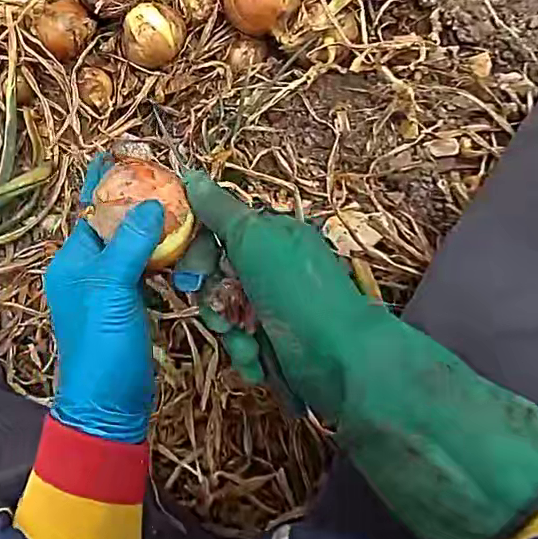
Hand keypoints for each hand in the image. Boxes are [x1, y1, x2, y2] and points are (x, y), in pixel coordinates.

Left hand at [43, 155, 163, 442]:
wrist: (108, 404)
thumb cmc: (103, 345)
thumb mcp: (112, 289)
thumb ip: (129, 246)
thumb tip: (148, 205)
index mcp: (71, 262)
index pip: (89, 212)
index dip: (103, 184)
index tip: (117, 155)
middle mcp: (84, 272)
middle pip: (111, 228)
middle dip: (136, 207)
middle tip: (165, 184)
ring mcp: (104, 291)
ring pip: (129, 250)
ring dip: (151, 234)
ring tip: (178, 214)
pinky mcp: (124, 309)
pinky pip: (141, 274)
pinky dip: (158, 263)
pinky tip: (178, 255)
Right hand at [182, 170, 537, 538]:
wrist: (347, 366)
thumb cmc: (299, 294)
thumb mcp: (254, 241)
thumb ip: (219, 209)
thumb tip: (190, 172)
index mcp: (269, 232)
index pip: (211, 231)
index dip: (196, 254)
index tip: (194, 274)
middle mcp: (268, 263)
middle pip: (211, 271)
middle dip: (210, 295)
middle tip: (222, 310)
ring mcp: (272, 301)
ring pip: (220, 306)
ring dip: (225, 326)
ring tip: (245, 340)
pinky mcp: (275, 336)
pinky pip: (238, 336)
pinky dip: (242, 349)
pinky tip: (256, 359)